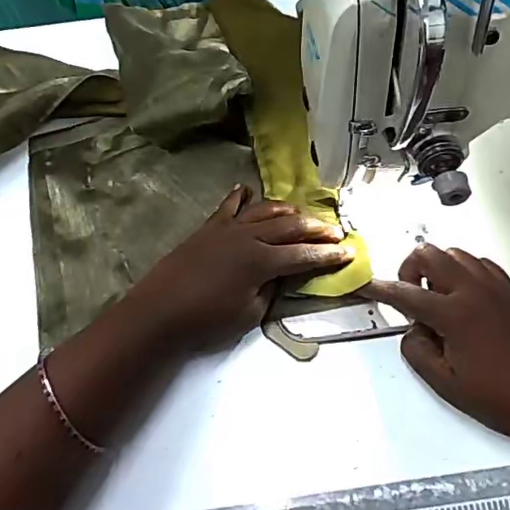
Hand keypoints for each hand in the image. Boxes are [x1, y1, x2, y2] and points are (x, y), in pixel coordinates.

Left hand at [117, 186, 353, 354]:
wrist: (160, 311)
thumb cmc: (206, 320)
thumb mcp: (249, 313)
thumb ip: (271, 290)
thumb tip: (281, 274)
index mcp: (261, 260)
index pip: (304, 255)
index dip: (329, 255)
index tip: (350, 252)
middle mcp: (248, 236)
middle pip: (290, 227)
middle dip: (316, 229)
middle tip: (335, 232)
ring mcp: (226, 228)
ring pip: (264, 211)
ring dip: (286, 211)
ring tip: (302, 215)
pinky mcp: (208, 228)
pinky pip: (228, 206)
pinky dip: (240, 196)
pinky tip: (247, 189)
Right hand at [364, 245, 509, 444]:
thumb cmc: (507, 400)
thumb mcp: (447, 385)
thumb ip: (417, 352)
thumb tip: (413, 332)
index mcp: (454, 313)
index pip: (406, 292)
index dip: (381, 289)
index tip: (368, 286)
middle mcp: (474, 290)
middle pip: (429, 254)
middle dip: (410, 269)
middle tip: (411, 295)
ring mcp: (498, 288)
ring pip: (456, 253)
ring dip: (439, 267)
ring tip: (438, 297)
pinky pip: (481, 264)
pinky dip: (465, 271)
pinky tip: (467, 297)